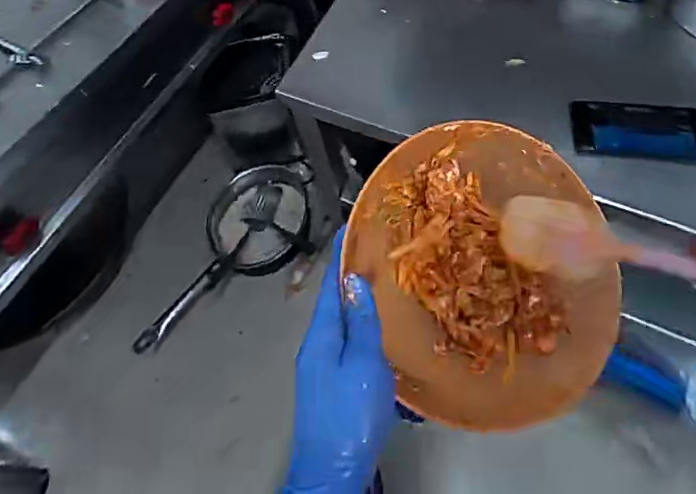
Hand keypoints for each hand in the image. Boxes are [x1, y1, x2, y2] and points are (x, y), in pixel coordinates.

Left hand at [283, 231, 396, 493]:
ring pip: (339, 323)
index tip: (350, 226)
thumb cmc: (350, 415)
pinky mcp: (328, 385)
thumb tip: (353, 278)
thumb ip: (361, 321)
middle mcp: (315, 345)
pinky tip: (376, 333)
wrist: (331, 474)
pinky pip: (343, 343)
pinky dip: (358, 327)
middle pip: (333, 301)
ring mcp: (319, 367)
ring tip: (380, 286)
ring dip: (356, 303)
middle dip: (351, 276)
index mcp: (321, 334)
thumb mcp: (363, 363)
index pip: (330, 283)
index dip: (340, 254)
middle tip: (375, 253)